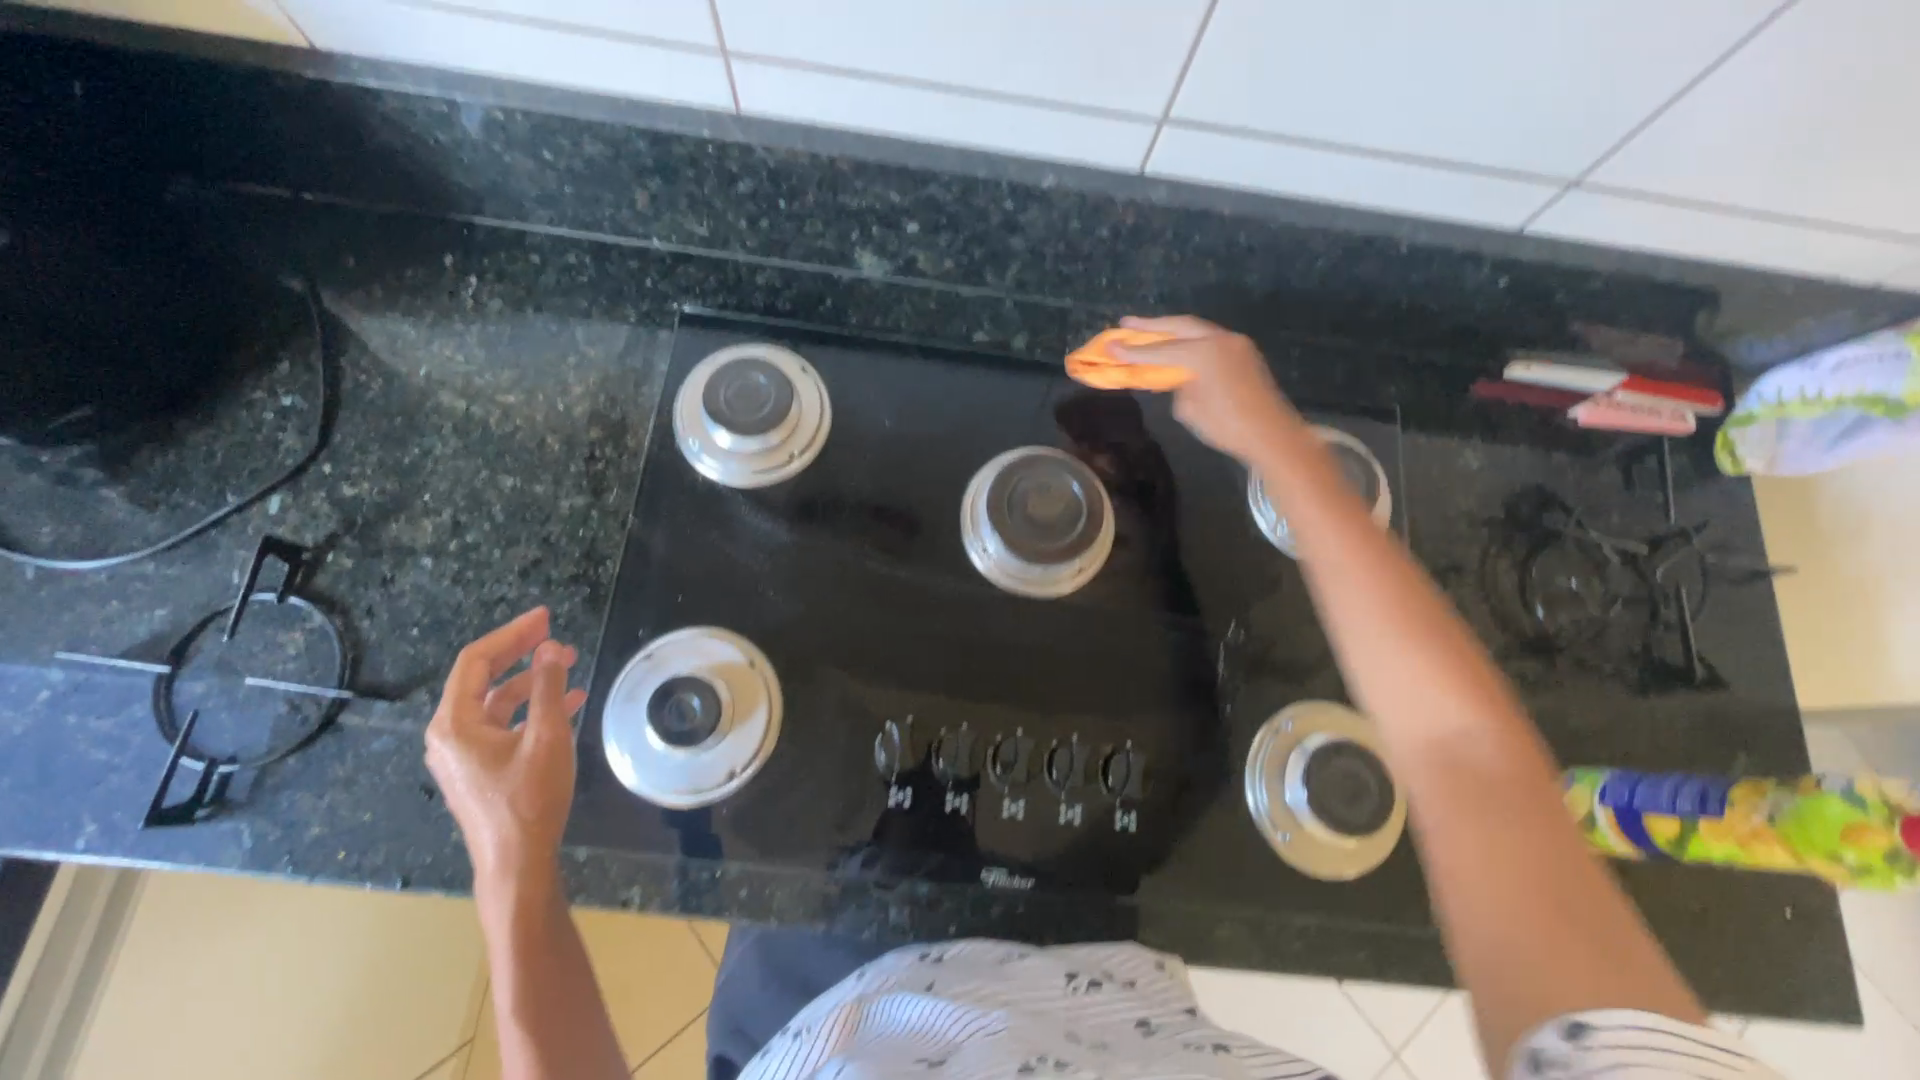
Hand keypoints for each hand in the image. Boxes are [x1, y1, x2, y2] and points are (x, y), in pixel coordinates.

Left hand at [425, 607, 587, 883]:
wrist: (516, 862)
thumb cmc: (529, 800)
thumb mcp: (547, 739)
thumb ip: (549, 689)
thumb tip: (551, 649)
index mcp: (454, 723)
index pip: (476, 661)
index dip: (512, 634)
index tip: (545, 618)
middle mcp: (449, 734)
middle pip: (482, 678)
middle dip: (520, 653)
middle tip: (554, 633)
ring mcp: (462, 753)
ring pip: (496, 702)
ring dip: (531, 682)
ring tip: (567, 666)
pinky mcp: (478, 768)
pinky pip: (501, 725)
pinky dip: (530, 710)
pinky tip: (566, 704)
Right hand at [1110, 315, 1299, 462]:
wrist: (1271, 435)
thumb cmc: (1226, 427)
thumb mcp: (1188, 409)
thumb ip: (1177, 385)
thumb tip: (1177, 377)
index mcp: (1203, 352)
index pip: (1159, 350)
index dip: (1132, 350)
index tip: (1109, 346)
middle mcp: (1219, 339)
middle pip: (1179, 326)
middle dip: (1151, 326)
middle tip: (1126, 323)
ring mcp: (1235, 343)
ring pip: (1196, 330)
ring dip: (1172, 330)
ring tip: (1148, 331)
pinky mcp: (1244, 353)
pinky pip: (1210, 340)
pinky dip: (1190, 340)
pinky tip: (1178, 346)